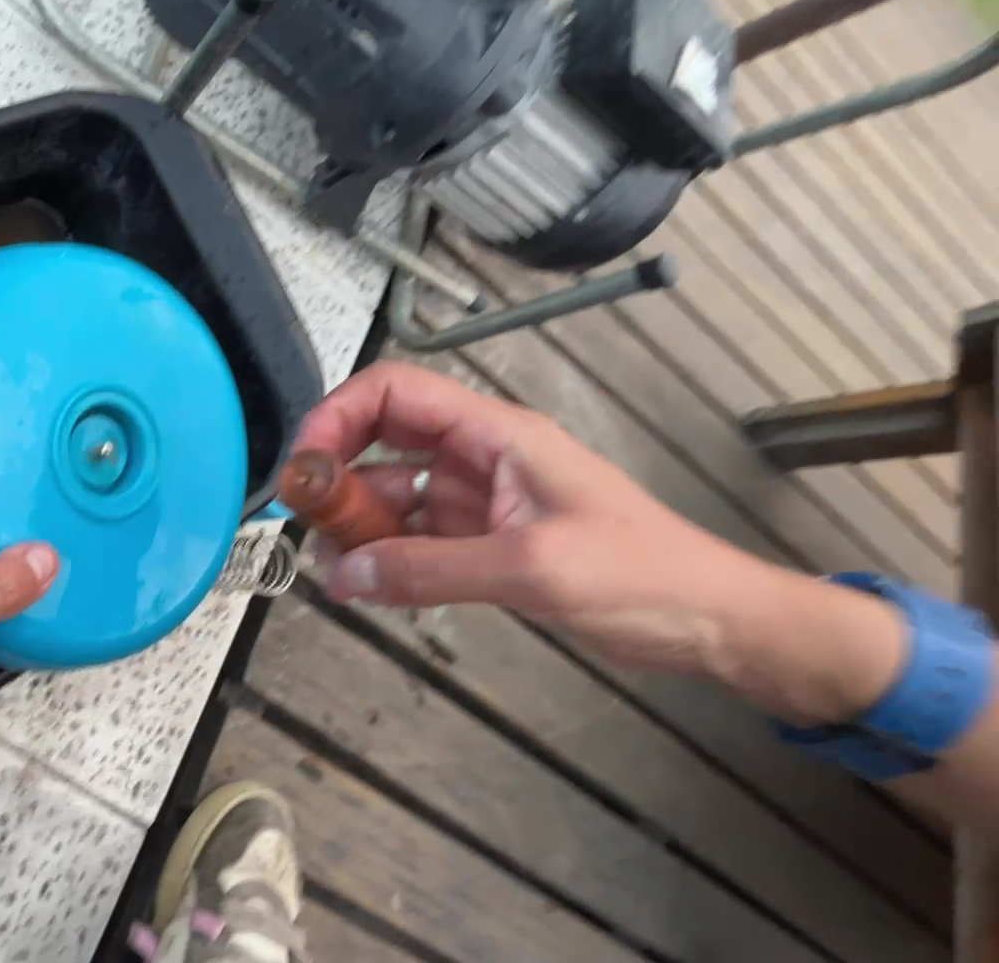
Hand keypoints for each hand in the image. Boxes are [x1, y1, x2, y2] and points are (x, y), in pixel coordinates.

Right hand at [293, 362, 889, 694]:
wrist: (713, 625)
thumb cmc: (643, 576)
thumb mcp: (533, 567)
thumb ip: (429, 570)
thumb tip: (341, 575)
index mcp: (493, 433)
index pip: (395, 392)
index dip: (339, 414)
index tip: (305, 464)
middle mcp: (474, 456)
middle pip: (380, 438)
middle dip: (337, 472)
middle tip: (308, 519)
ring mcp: (472, 499)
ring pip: (388, 492)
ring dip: (354, 523)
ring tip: (333, 567)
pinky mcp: (475, 540)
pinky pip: (408, 537)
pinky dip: (379, 556)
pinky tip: (360, 582)